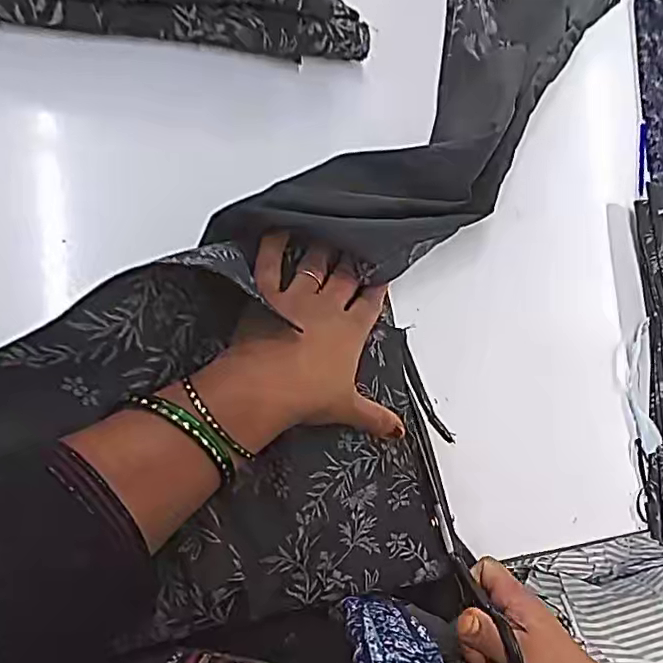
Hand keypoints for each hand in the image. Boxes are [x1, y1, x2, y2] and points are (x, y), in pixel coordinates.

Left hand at [202, 231, 404, 440]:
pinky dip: (273, 244)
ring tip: (328, 236)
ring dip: (322, 249)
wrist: (265, 386)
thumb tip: (396, 431)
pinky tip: (279, 231)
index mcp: (351, 332)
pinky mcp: (265, 294)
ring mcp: (296, 298)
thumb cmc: (306, 393)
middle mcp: (327, 309)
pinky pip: (269, 262)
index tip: (381, 276)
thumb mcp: (347, 408)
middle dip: (354, 263)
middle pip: (345, 278)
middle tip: (357, 247)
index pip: (369, 304)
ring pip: (314, 264)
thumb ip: (375, 417)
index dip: (377, 289)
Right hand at [455, 559, 619, 662]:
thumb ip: (483, 633)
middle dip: (472, 633)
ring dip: (480, 653)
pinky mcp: (522, 645)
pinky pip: (494, 645)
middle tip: (480, 655)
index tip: (466, 618)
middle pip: (478, 605)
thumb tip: (462, 617)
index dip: (468, 586)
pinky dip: (490, 662)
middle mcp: (520, 608)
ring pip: (484, 628)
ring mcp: (521, 627)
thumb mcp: (513, 655)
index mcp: (519, 600)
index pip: (485, 569)